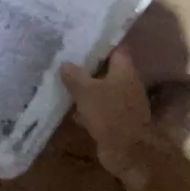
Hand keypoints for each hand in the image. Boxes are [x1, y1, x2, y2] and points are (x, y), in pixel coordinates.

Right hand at [60, 48, 158, 180]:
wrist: (128, 152)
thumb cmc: (109, 114)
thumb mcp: (87, 91)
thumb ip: (75, 76)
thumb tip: (64, 63)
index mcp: (124, 70)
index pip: (115, 48)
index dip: (99, 42)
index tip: (80, 38)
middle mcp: (126, 83)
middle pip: (105, 69)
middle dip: (86, 65)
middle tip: (64, 59)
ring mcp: (121, 102)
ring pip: (100, 89)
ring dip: (84, 87)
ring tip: (61, 80)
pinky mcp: (114, 119)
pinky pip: (97, 108)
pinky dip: (85, 107)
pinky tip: (68, 106)